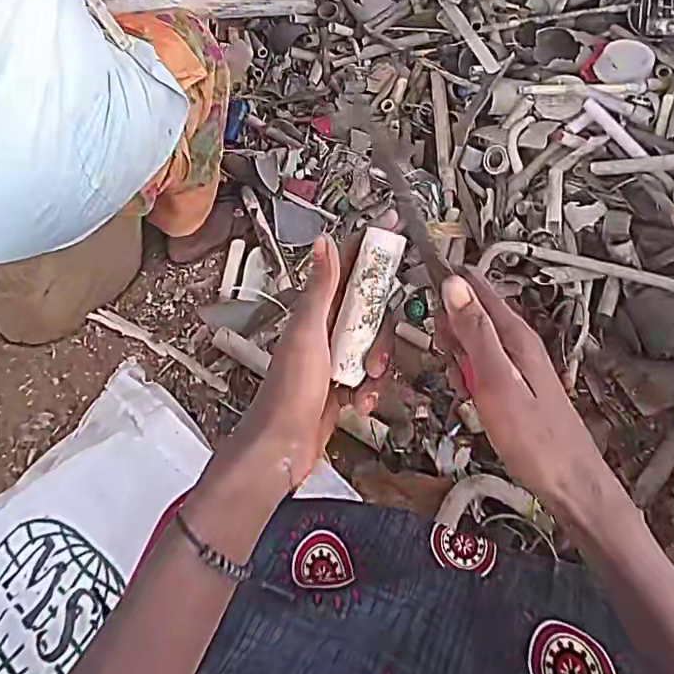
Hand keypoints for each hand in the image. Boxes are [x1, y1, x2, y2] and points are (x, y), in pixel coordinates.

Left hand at [225, 234, 384, 492]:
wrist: (282, 447)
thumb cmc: (287, 392)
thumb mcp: (308, 333)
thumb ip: (321, 288)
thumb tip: (324, 242)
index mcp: (315, 309)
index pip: (346, 265)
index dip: (368, 245)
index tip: (392, 226)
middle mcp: (325, 328)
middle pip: (369, 308)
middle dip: (379, 329)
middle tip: (373, 349)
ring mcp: (335, 356)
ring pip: (374, 344)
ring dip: (376, 365)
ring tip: (363, 380)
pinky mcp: (342, 383)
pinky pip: (370, 376)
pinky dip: (370, 389)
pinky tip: (359, 400)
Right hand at [438, 272, 628, 526]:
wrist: (571, 486)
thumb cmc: (537, 441)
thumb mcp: (496, 380)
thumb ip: (473, 331)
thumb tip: (454, 286)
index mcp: (514, 333)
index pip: (473, 286)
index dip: (444, 288)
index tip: (425, 304)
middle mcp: (518, 341)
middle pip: (469, 311)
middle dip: (447, 330)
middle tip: (449, 359)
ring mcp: (516, 362)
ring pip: (471, 340)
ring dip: (456, 357)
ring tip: (463, 384)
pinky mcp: (513, 382)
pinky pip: (478, 365)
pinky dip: (467, 377)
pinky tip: (472, 397)